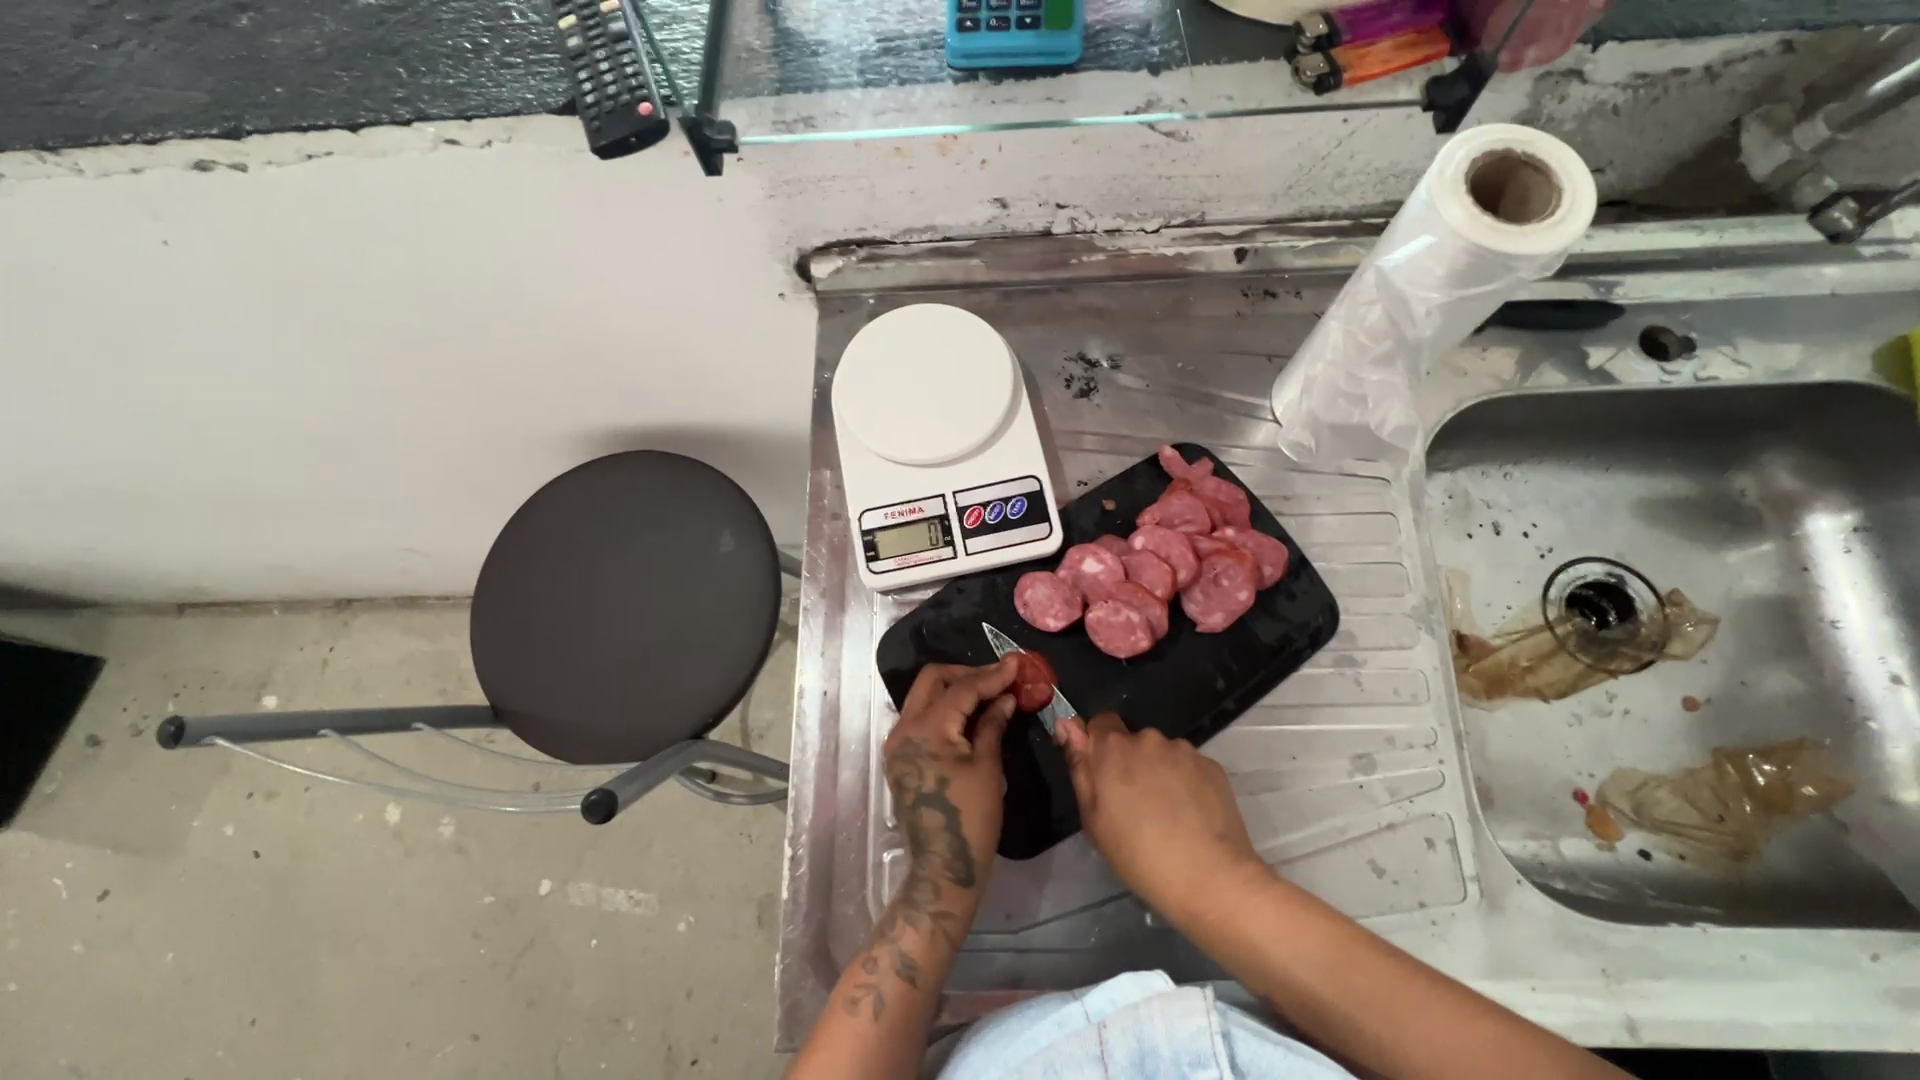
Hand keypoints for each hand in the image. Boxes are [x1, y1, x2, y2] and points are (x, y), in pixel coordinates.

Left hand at [884, 659, 1017, 899]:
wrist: (943, 865)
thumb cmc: (972, 817)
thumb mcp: (987, 767)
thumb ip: (991, 724)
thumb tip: (1004, 697)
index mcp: (926, 729)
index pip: (961, 689)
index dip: (991, 675)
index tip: (1016, 664)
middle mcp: (903, 729)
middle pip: (933, 681)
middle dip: (967, 674)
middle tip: (998, 678)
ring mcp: (897, 744)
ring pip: (924, 698)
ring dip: (955, 690)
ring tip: (989, 694)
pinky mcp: (900, 757)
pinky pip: (921, 719)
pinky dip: (944, 710)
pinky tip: (971, 716)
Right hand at [1055, 713, 1271, 922]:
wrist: (1209, 876)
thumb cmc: (1138, 854)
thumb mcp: (1093, 819)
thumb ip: (1080, 767)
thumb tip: (1068, 725)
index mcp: (1113, 749)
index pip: (1099, 722)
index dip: (1097, 744)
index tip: (1101, 774)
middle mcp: (1149, 739)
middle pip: (1132, 741)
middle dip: (1130, 763)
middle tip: (1134, 805)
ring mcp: (1185, 751)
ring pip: (1162, 754)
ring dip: (1159, 772)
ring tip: (1167, 814)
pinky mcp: (1213, 766)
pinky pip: (1188, 767)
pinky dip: (1185, 782)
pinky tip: (1190, 816)